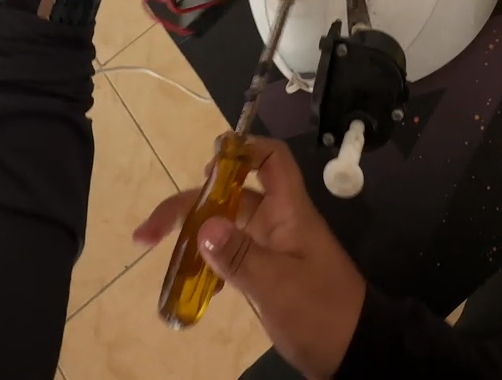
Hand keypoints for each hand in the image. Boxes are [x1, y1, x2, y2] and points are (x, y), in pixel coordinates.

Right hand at [135, 136, 365, 378]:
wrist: (354, 351)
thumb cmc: (321, 310)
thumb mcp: (278, 286)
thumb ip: (240, 256)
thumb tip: (203, 225)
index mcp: (289, 209)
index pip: (271, 158)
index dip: (242, 149)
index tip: (206, 164)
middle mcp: (278, 218)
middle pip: (231, 193)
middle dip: (190, 202)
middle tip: (147, 231)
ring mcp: (271, 244)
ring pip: (226, 223)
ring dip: (192, 231)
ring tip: (153, 249)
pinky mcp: (266, 270)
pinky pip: (230, 252)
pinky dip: (207, 260)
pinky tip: (187, 283)